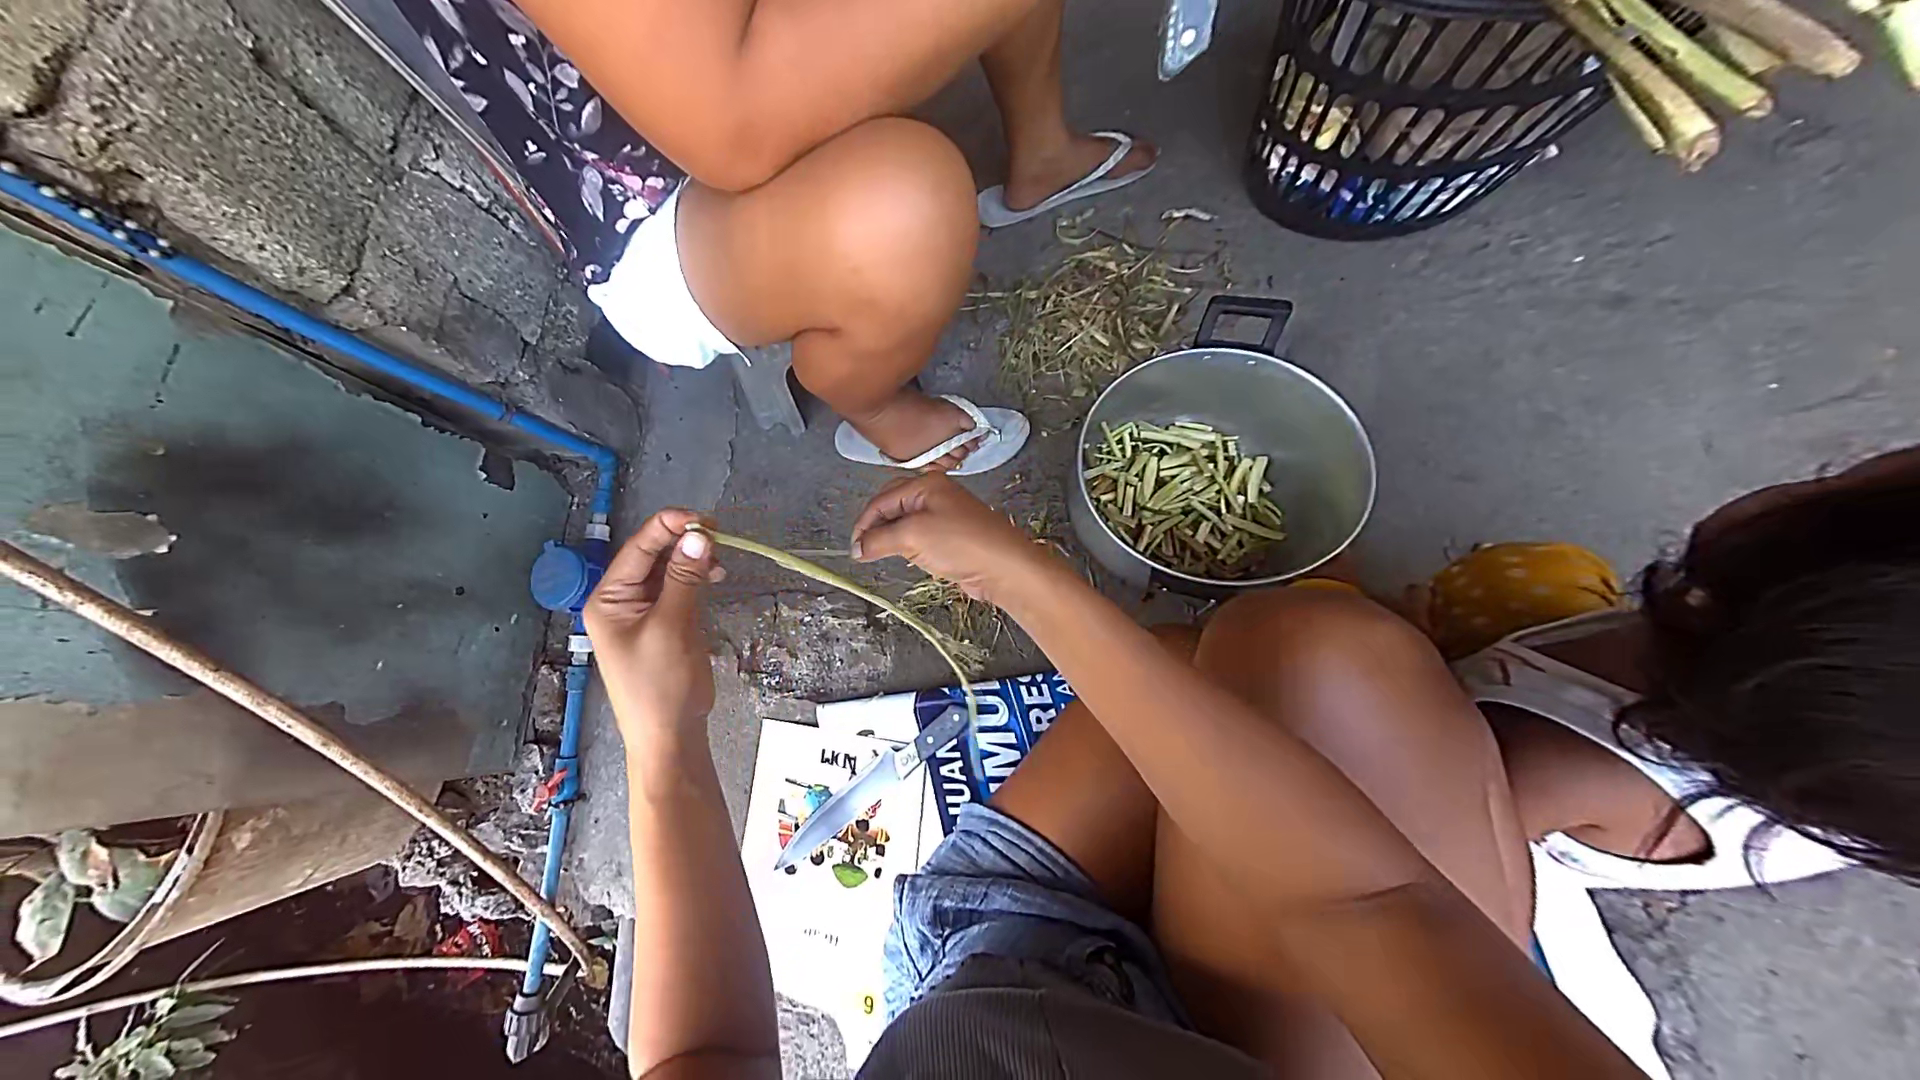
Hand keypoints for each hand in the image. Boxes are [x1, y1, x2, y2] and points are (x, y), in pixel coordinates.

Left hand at [583, 510, 723, 736]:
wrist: (671, 733)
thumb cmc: (660, 685)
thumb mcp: (672, 627)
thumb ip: (684, 578)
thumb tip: (699, 536)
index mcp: (609, 598)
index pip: (637, 549)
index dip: (668, 528)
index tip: (703, 519)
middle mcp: (623, 599)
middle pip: (653, 556)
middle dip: (683, 542)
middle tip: (718, 536)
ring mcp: (646, 611)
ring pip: (670, 569)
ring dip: (693, 559)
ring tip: (719, 559)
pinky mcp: (668, 621)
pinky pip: (681, 587)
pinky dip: (698, 577)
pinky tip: (715, 575)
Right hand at [849, 475, 1055, 606]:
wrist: (1005, 567)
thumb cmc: (961, 544)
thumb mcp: (913, 537)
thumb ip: (879, 539)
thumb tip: (857, 548)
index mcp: (925, 485)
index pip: (881, 500)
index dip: (864, 524)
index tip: (854, 548)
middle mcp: (935, 494)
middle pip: (892, 507)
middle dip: (876, 528)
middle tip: (865, 551)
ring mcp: (946, 514)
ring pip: (906, 522)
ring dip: (892, 537)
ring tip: (883, 554)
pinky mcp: (953, 535)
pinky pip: (921, 536)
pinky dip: (909, 545)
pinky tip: (909, 557)